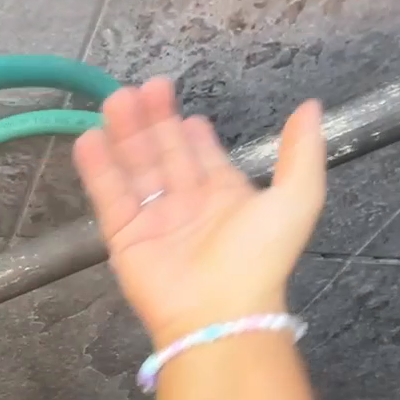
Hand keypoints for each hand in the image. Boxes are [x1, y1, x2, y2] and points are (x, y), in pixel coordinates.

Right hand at [73, 78, 326, 347]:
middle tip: (139, 89)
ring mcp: (152, 220)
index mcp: (225, 196)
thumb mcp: (296, 198)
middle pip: (162, 155)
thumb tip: (308, 106)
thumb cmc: (258, 256)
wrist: (218, 311)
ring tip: (113, 101)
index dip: (189, 132)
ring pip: (134, 170)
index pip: (201, 156)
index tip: (177, 104)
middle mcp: (185, 205)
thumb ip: (301, 151)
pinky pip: (109, 196)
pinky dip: (99, 169)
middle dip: (151, 122)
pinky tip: (91, 139)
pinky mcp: (123, 237)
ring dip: (124, 136)